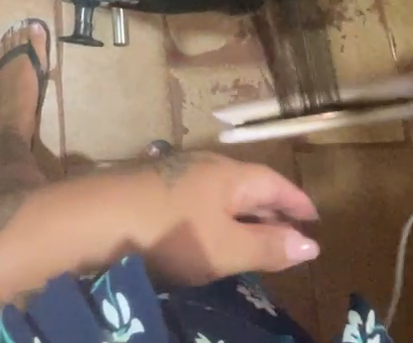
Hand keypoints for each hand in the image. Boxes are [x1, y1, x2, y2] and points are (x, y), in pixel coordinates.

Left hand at [114, 151, 319, 285]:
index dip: (296, 200)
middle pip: (247, 182)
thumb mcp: (225, 248)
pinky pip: (199, 198)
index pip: (272, 181)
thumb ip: (268, 246)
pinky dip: (217, 215)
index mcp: (227, 174)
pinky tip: (211, 232)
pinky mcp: (152, 188)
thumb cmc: (168, 233)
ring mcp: (174, 173)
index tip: (316, 217)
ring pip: (221, 191)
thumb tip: (312, 243)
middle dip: (271, 206)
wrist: (96, 219)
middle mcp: (203, 165)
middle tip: (293, 231)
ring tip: (257, 235)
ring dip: (243, 211)